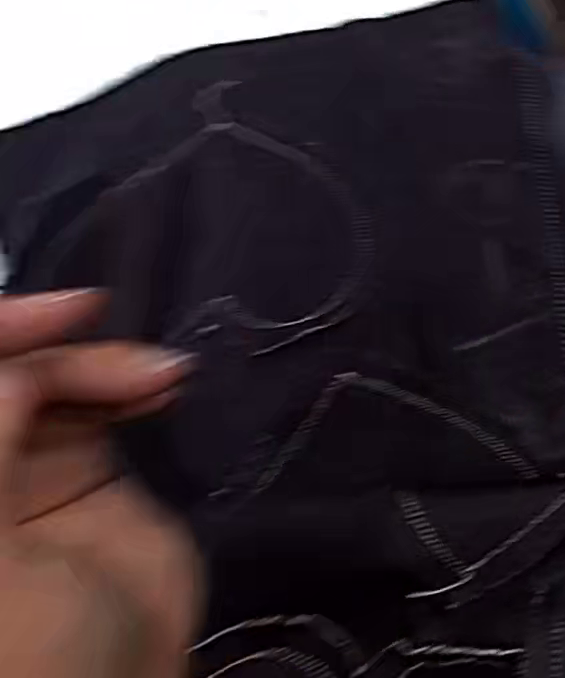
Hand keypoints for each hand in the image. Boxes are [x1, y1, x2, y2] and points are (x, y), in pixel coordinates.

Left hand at [0, 290, 201, 677]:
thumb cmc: (8, 649)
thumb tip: (19, 356)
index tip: (59, 309)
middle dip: (29, 342)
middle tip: (98, 315)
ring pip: (25, 381)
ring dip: (92, 362)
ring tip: (161, 378)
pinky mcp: (61, 471)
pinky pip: (84, 402)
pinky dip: (125, 380)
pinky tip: (162, 386)